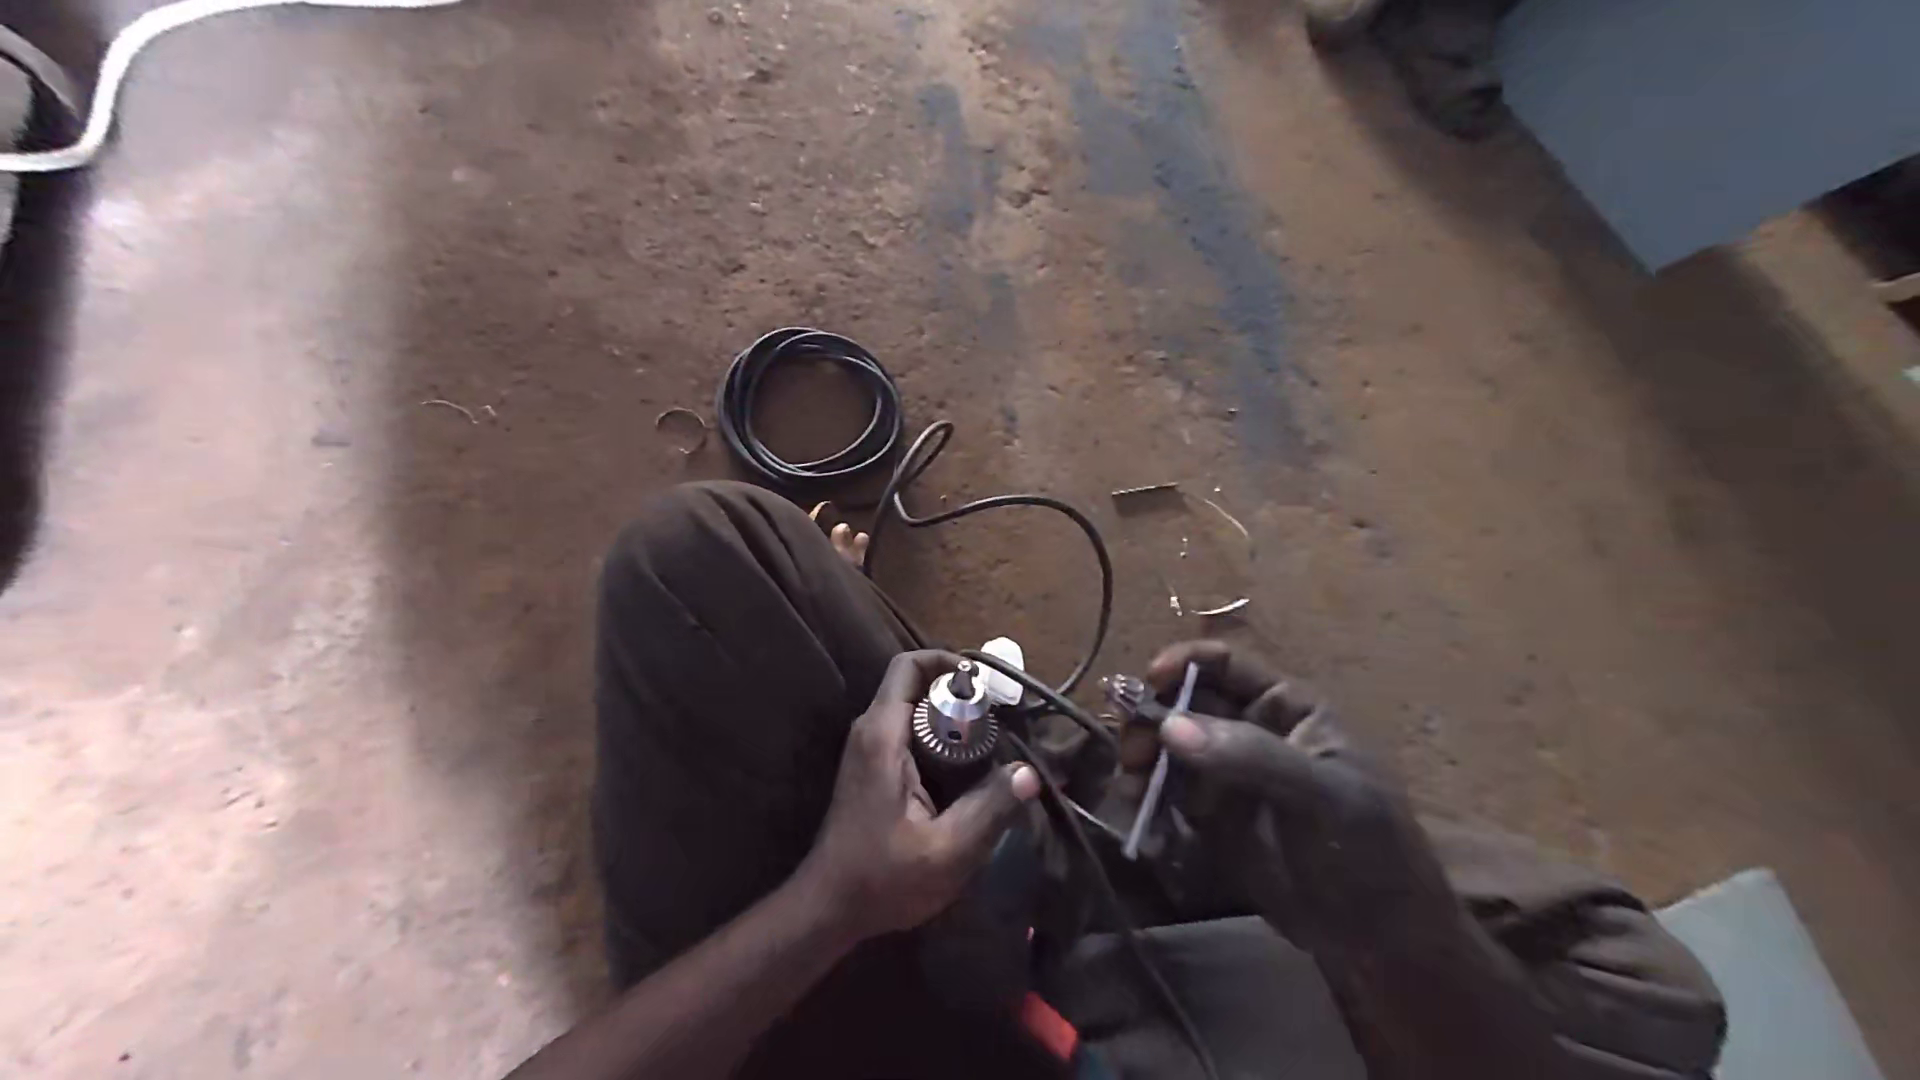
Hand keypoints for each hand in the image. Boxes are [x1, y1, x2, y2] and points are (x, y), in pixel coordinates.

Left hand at [798, 650, 1040, 940]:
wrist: (829, 907)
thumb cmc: (882, 878)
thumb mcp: (946, 851)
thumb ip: (989, 809)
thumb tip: (1030, 773)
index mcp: (882, 734)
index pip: (908, 666)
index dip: (947, 661)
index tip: (985, 683)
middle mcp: (870, 729)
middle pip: (915, 683)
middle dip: (958, 691)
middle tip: (999, 716)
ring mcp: (868, 747)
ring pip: (913, 707)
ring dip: (951, 714)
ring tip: (992, 738)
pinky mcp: (873, 765)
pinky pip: (909, 730)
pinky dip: (940, 734)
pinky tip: (968, 765)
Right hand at [1147, 641, 1456, 943]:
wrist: (1381, 945)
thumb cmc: (1369, 853)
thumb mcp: (1321, 796)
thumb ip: (1249, 755)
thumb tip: (1170, 726)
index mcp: (1286, 707)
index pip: (1226, 663)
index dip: (1185, 662)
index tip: (1149, 680)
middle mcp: (1249, 729)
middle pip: (1185, 701)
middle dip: (1152, 717)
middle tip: (1132, 751)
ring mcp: (1227, 771)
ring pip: (1169, 745)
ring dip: (1143, 759)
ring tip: (1130, 788)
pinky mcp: (1210, 813)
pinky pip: (1167, 791)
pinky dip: (1147, 798)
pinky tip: (1141, 817)